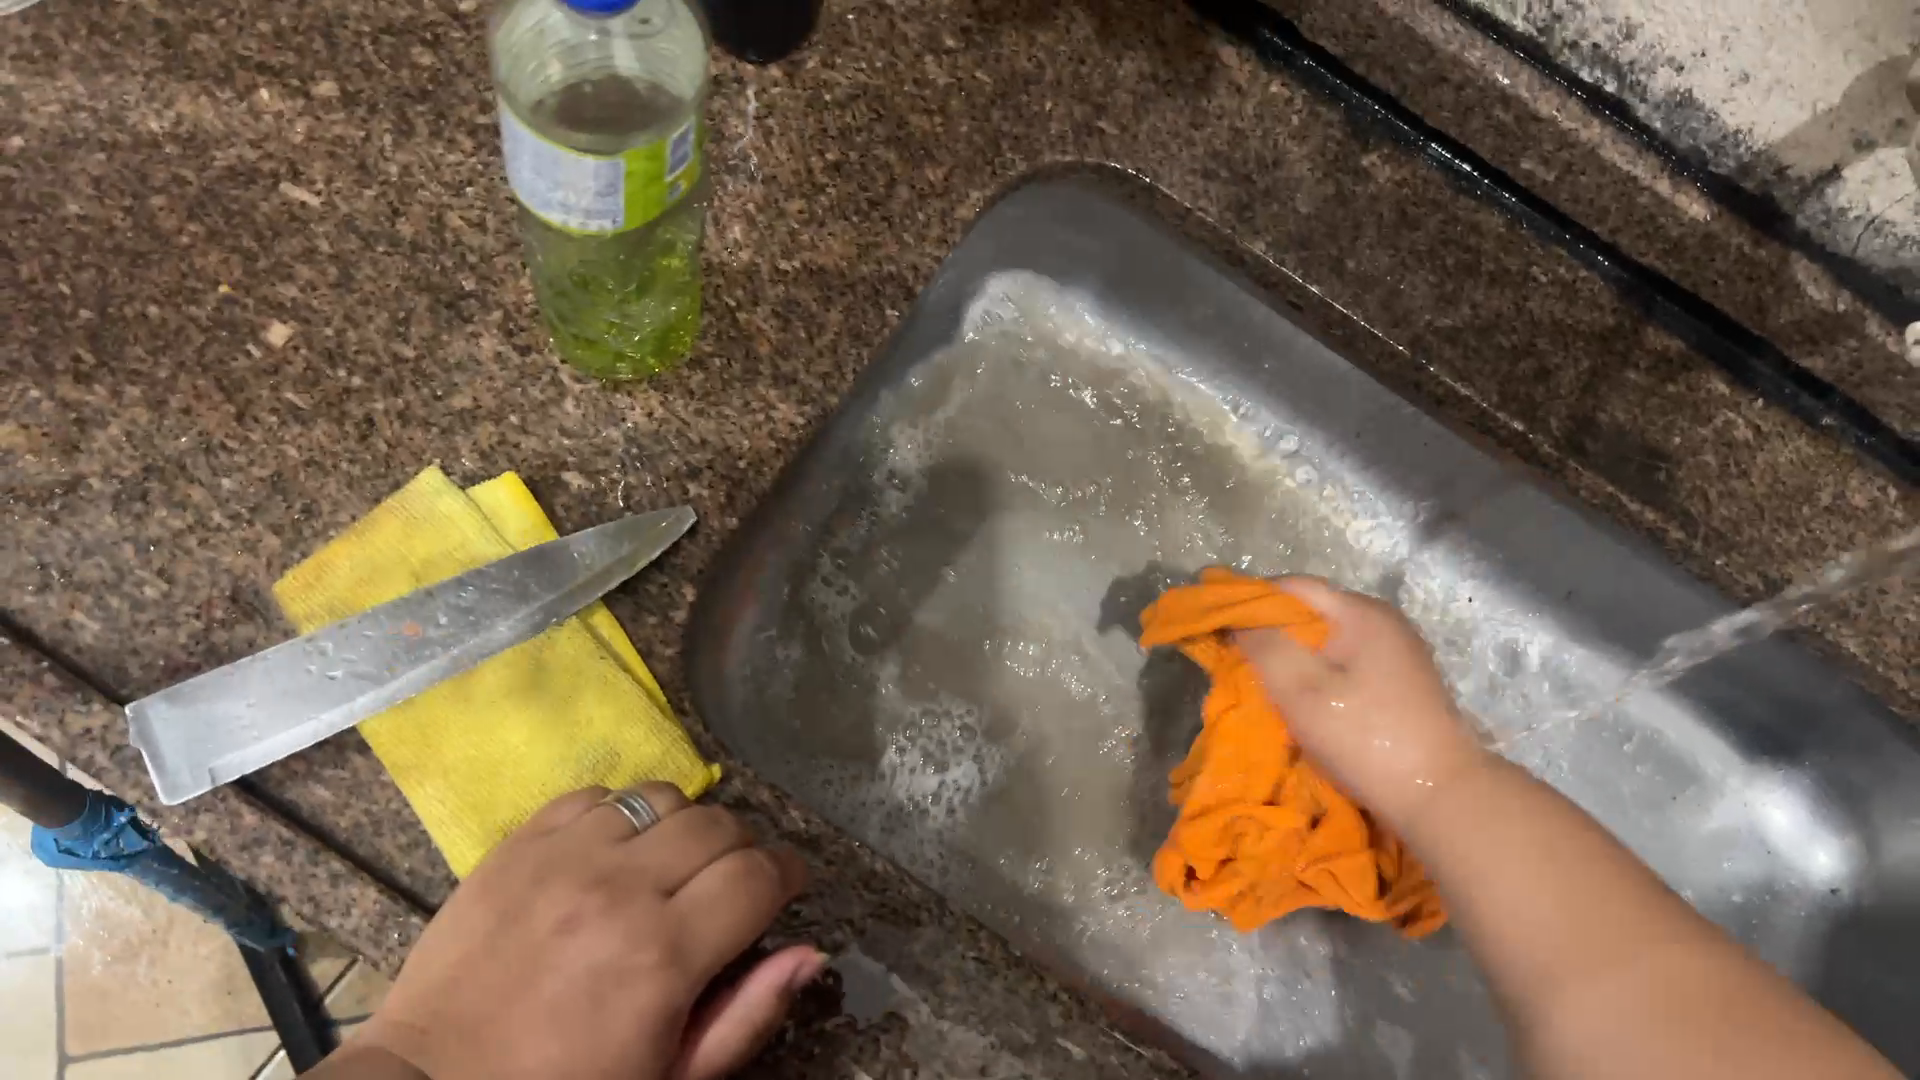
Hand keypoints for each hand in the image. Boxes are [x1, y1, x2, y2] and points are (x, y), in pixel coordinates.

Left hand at [344, 783, 820, 1079]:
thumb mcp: (671, 1079)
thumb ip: (748, 1014)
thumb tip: (811, 953)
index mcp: (663, 956)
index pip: (758, 875)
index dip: (787, 874)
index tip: (787, 885)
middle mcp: (620, 889)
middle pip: (719, 826)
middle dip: (741, 850)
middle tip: (727, 885)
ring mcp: (564, 857)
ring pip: (663, 796)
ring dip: (683, 825)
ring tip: (670, 862)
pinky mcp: (519, 844)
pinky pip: (596, 795)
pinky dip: (620, 814)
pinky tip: (613, 853)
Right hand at [1235, 577, 1488, 825]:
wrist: (1441, 797)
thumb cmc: (1365, 738)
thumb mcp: (1300, 690)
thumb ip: (1263, 646)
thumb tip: (1238, 620)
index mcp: (1360, 613)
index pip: (1291, 586)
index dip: (1248, 599)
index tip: (1215, 620)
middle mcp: (1382, 622)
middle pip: (1310, 610)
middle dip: (1268, 629)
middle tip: (1234, 655)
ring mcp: (1396, 651)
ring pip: (1325, 638)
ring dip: (1291, 653)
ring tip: (1262, 678)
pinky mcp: (1401, 681)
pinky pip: (1343, 660)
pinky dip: (1315, 670)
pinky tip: (1301, 697)